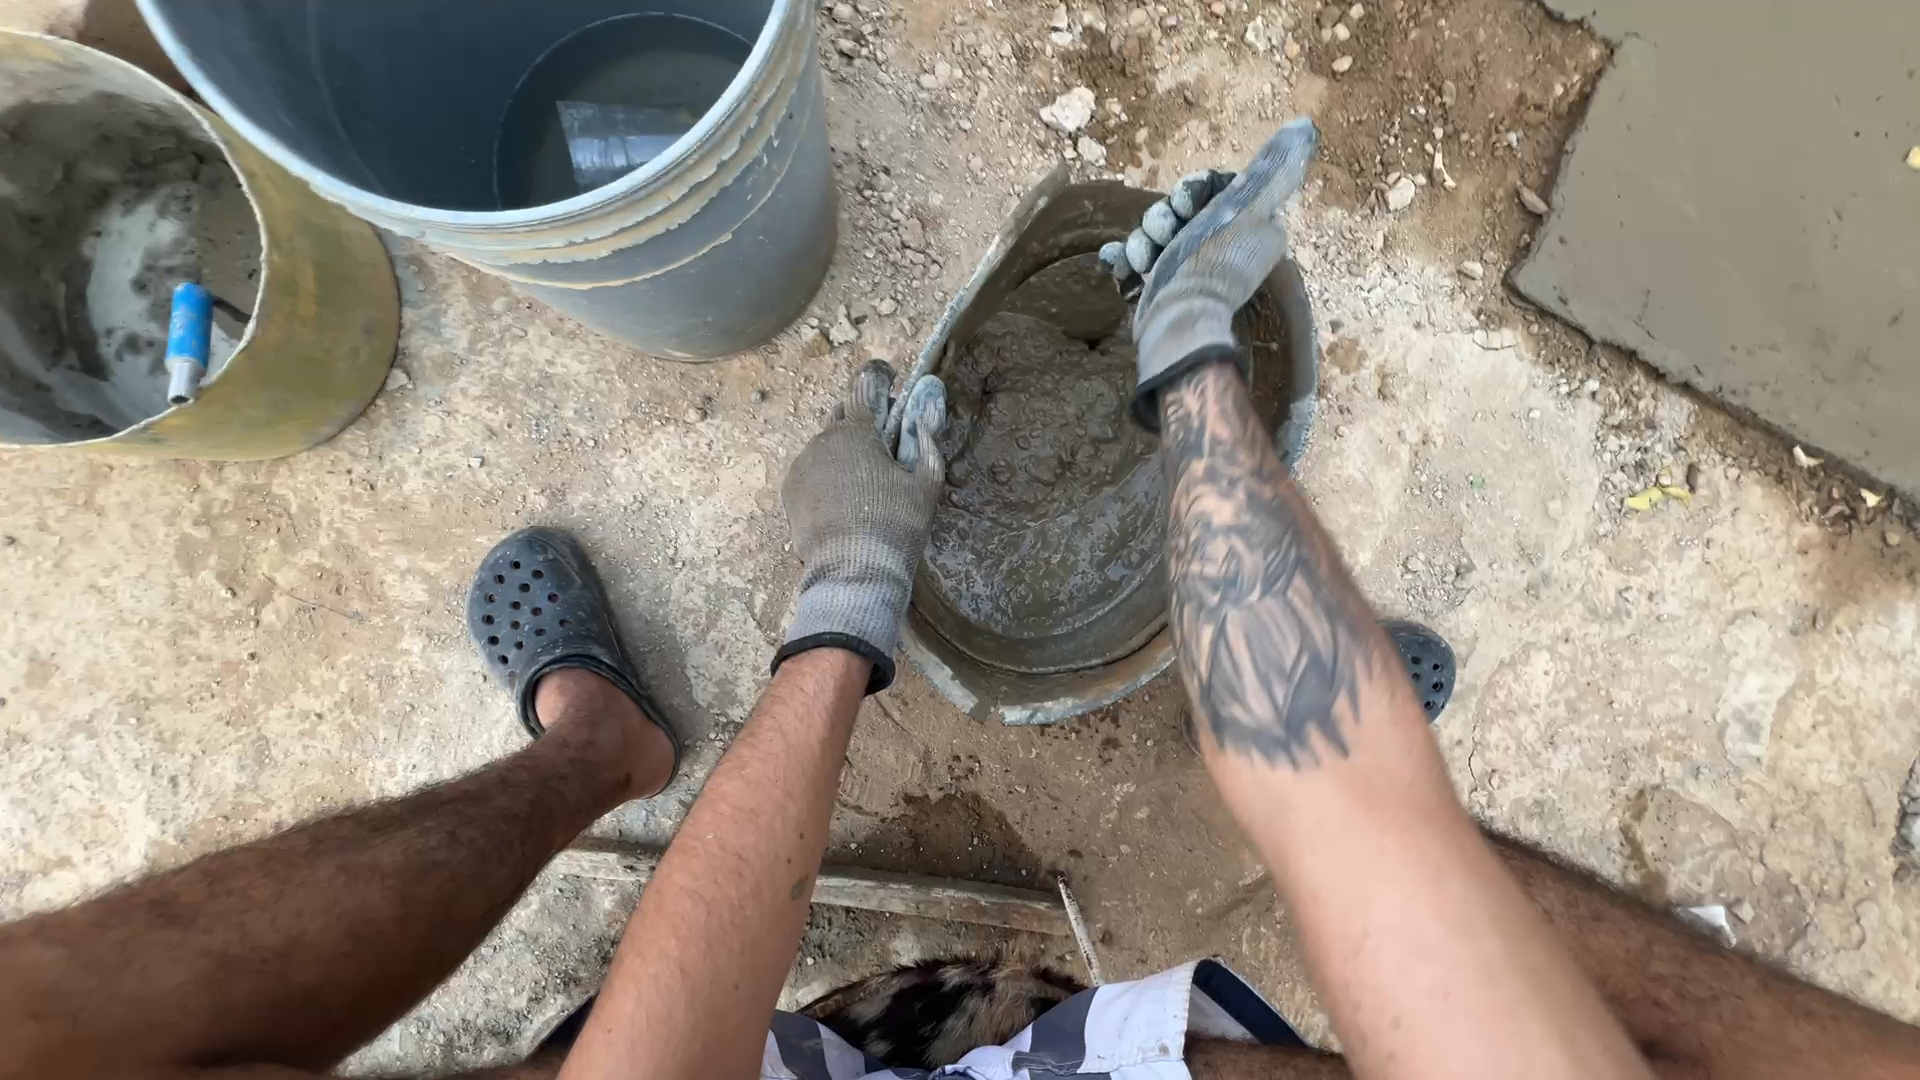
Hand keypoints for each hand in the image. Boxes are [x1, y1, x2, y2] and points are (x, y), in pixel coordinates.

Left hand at [776, 361, 945, 692]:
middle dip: (860, 422)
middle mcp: (822, 440)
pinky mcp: (789, 493)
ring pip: (824, 448)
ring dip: (842, 454)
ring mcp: (801, 466)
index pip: (864, 385)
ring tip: (862, 483)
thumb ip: (928, 443)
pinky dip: (825, 478)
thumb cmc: (896, 525)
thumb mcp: (926, 486)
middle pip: (841, 416)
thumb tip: (928, 414)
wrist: (853, 571)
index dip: (879, 377)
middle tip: (881, 446)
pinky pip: (810, 473)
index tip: (890, 378)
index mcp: (856, 432)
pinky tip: (842, 502)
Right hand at [1098, 117, 1318, 428]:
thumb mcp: (1248, 210)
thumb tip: (1304, 127)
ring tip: (1144, 260)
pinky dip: (1124, 261)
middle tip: (1162, 234)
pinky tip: (1118, 261)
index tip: (1183, 203)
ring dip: (1141, 241)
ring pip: (1152, 237)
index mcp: (1243, 228)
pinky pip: (1134, 264)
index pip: (1210, 193)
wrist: (1183, 316)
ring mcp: (1185, 271)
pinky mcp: (1158, 290)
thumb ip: (1272, 175)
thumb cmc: (1214, 264)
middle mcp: (1216, 247)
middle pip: (1176, 213)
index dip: (1190, 193)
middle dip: (1161, 220)